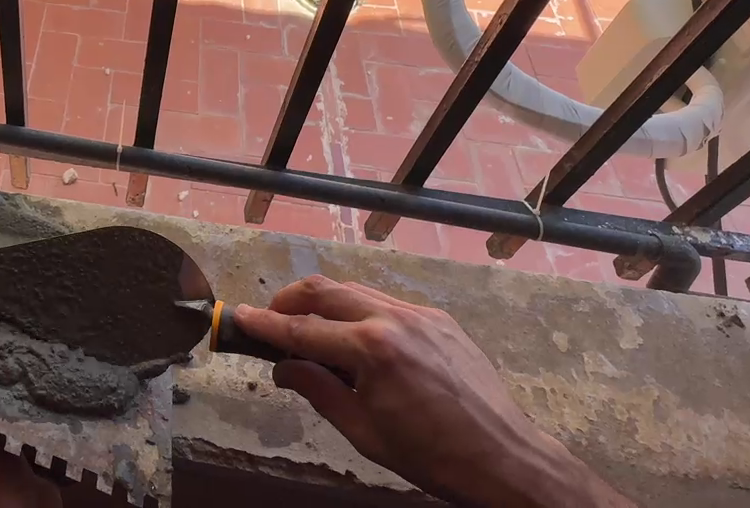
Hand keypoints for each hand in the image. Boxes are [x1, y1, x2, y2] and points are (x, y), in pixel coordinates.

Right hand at [236, 276, 634, 507]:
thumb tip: (282, 366)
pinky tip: (358, 338)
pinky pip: (385, 302)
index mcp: (371, 349)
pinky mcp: (437, 317)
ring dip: (323, 302)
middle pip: (323, 291)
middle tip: (270, 320)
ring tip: (309, 327)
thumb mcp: (365, 433)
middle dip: (289, 301)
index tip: (239, 316)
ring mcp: (417, 312)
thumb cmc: (433, 457)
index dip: (265, 325)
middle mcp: (391, 317)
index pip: (303, 331)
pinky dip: (358, 311)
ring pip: (353, 289)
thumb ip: (318, 390)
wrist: (509, 461)